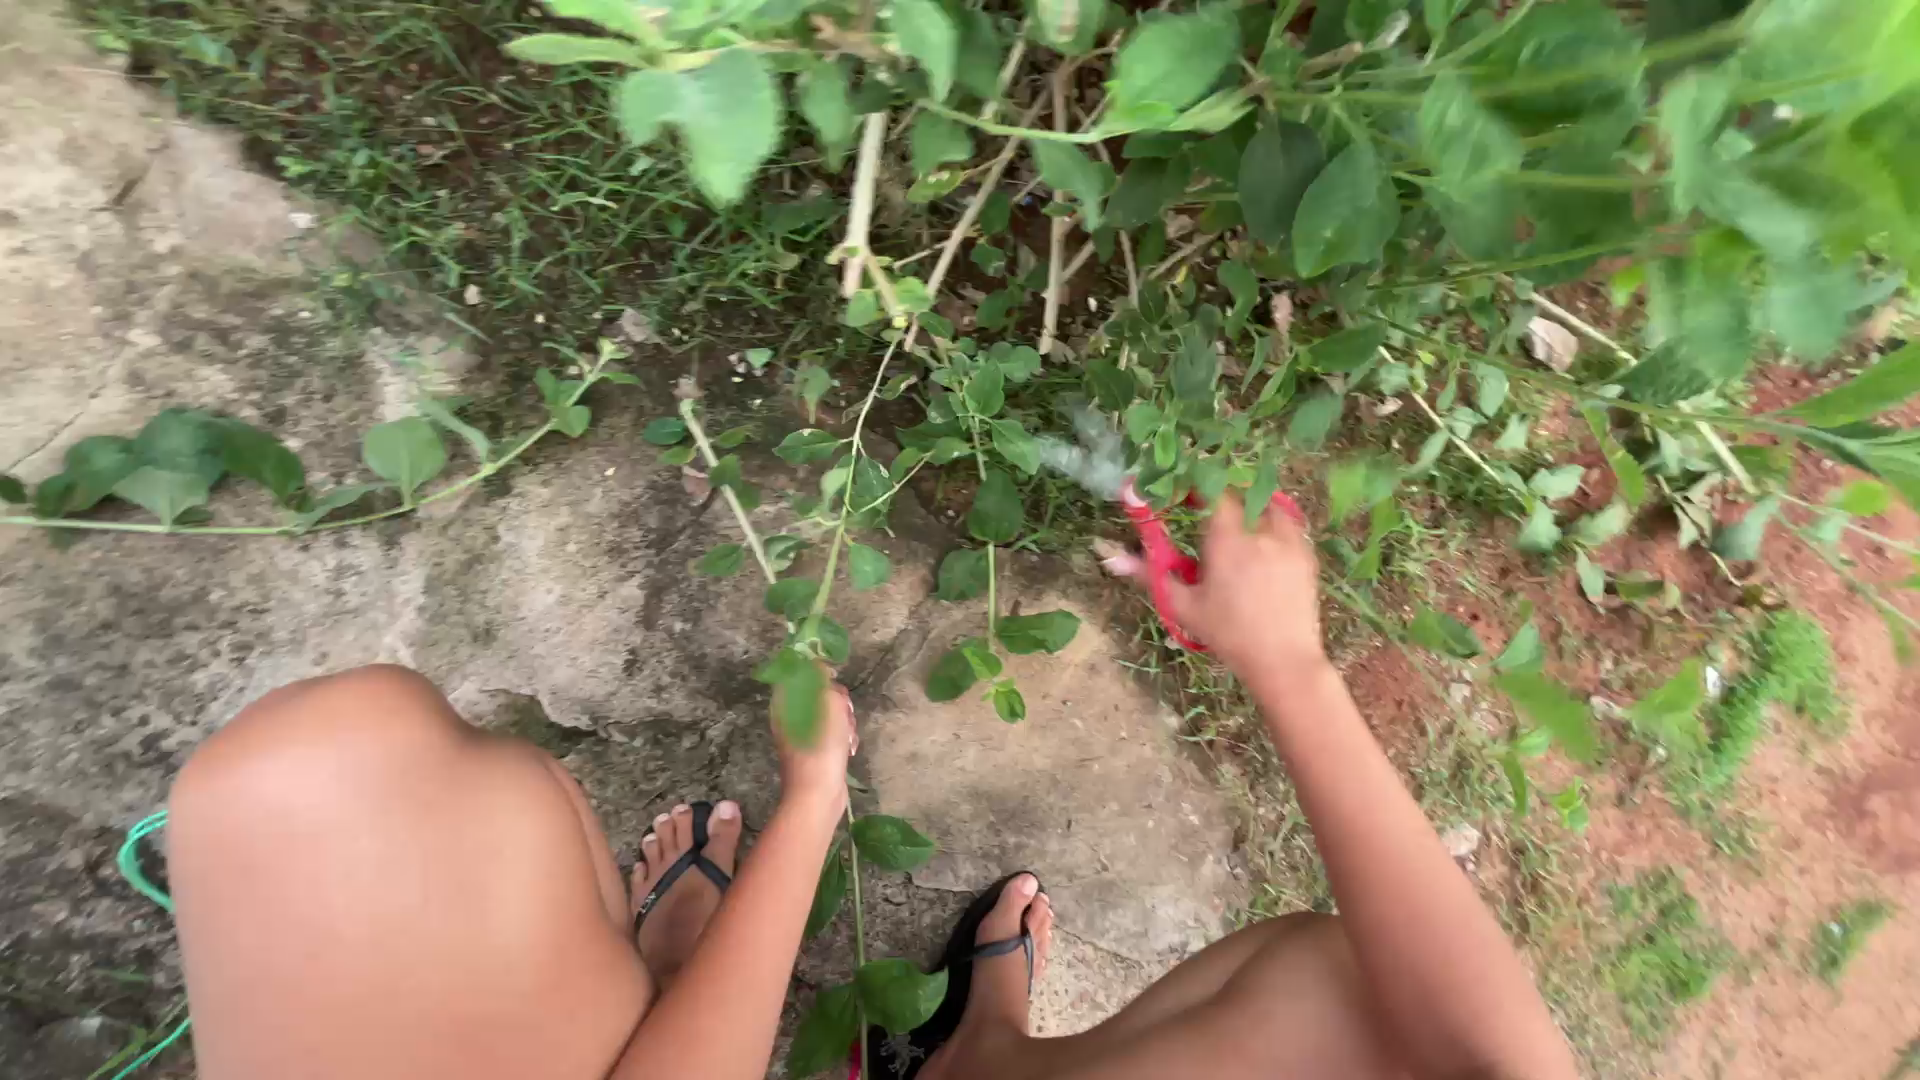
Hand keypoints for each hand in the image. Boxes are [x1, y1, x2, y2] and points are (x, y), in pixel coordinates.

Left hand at [771, 669, 856, 812]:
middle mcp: (790, 718)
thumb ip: (823, 681)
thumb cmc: (821, 747)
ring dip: (845, 721)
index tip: (834, 679)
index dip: (817, 673)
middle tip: (844, 712)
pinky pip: (833, 733)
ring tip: (847, 736)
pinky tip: (850, 748)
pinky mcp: (816, 751)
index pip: (797, 675)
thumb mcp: (827, 703)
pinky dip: (844, 737)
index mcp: (784, 705)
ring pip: (830, 714)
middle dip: (838, 701)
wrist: (819, 794)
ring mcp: (803, 736)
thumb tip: (820, 667)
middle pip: (819, 694)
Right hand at [1161, 492, 1326, 685]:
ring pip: (1270, 503)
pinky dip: (1273, 521)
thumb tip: (1111, 557)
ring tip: (1237, 517)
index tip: (1185, 489)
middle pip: (1242, 492)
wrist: (1282, 659)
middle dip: (1224, 494)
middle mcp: (1260, 532)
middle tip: (1207, 505)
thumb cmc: (1227, 633)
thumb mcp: (1183, 605)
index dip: (1198, 483)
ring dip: (1251, 503)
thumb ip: (1149, 574)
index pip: (1214, 491)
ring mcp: (1289, 541)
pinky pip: (1289, 524)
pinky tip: (1263, 539)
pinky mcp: (1307, 555)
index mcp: (1227, 540)